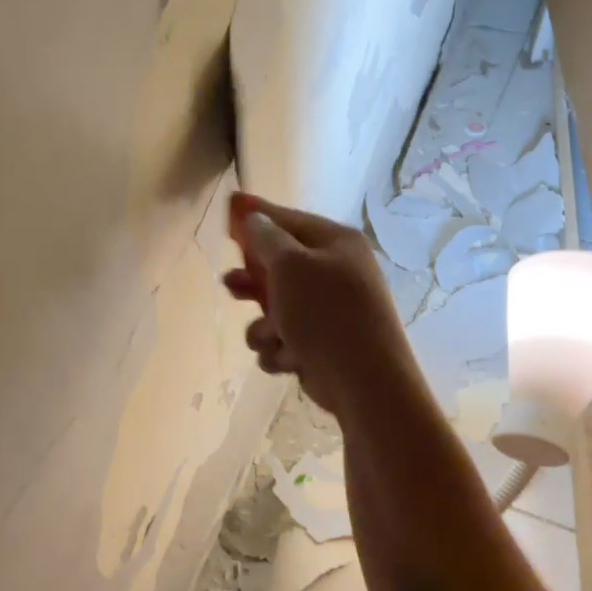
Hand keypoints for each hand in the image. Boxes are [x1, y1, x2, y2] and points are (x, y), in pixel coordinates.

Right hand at [223, 192, 412, 413]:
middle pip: (277, 268)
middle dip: (252, 282)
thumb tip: (255, 218)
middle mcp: (333, 273)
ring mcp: (326, 312)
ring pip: (273, 311)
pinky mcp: (317, 345)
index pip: (288, 220)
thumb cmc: (326, 313)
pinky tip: (289, 360)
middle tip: (230, 285)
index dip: (256, 217)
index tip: (228, 211)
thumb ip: (266, 239)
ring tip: (270, 337)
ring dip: (264, 327)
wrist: (363, 379)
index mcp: (335, 244)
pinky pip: (281, 341)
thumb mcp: (290, 266)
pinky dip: (278, 351)